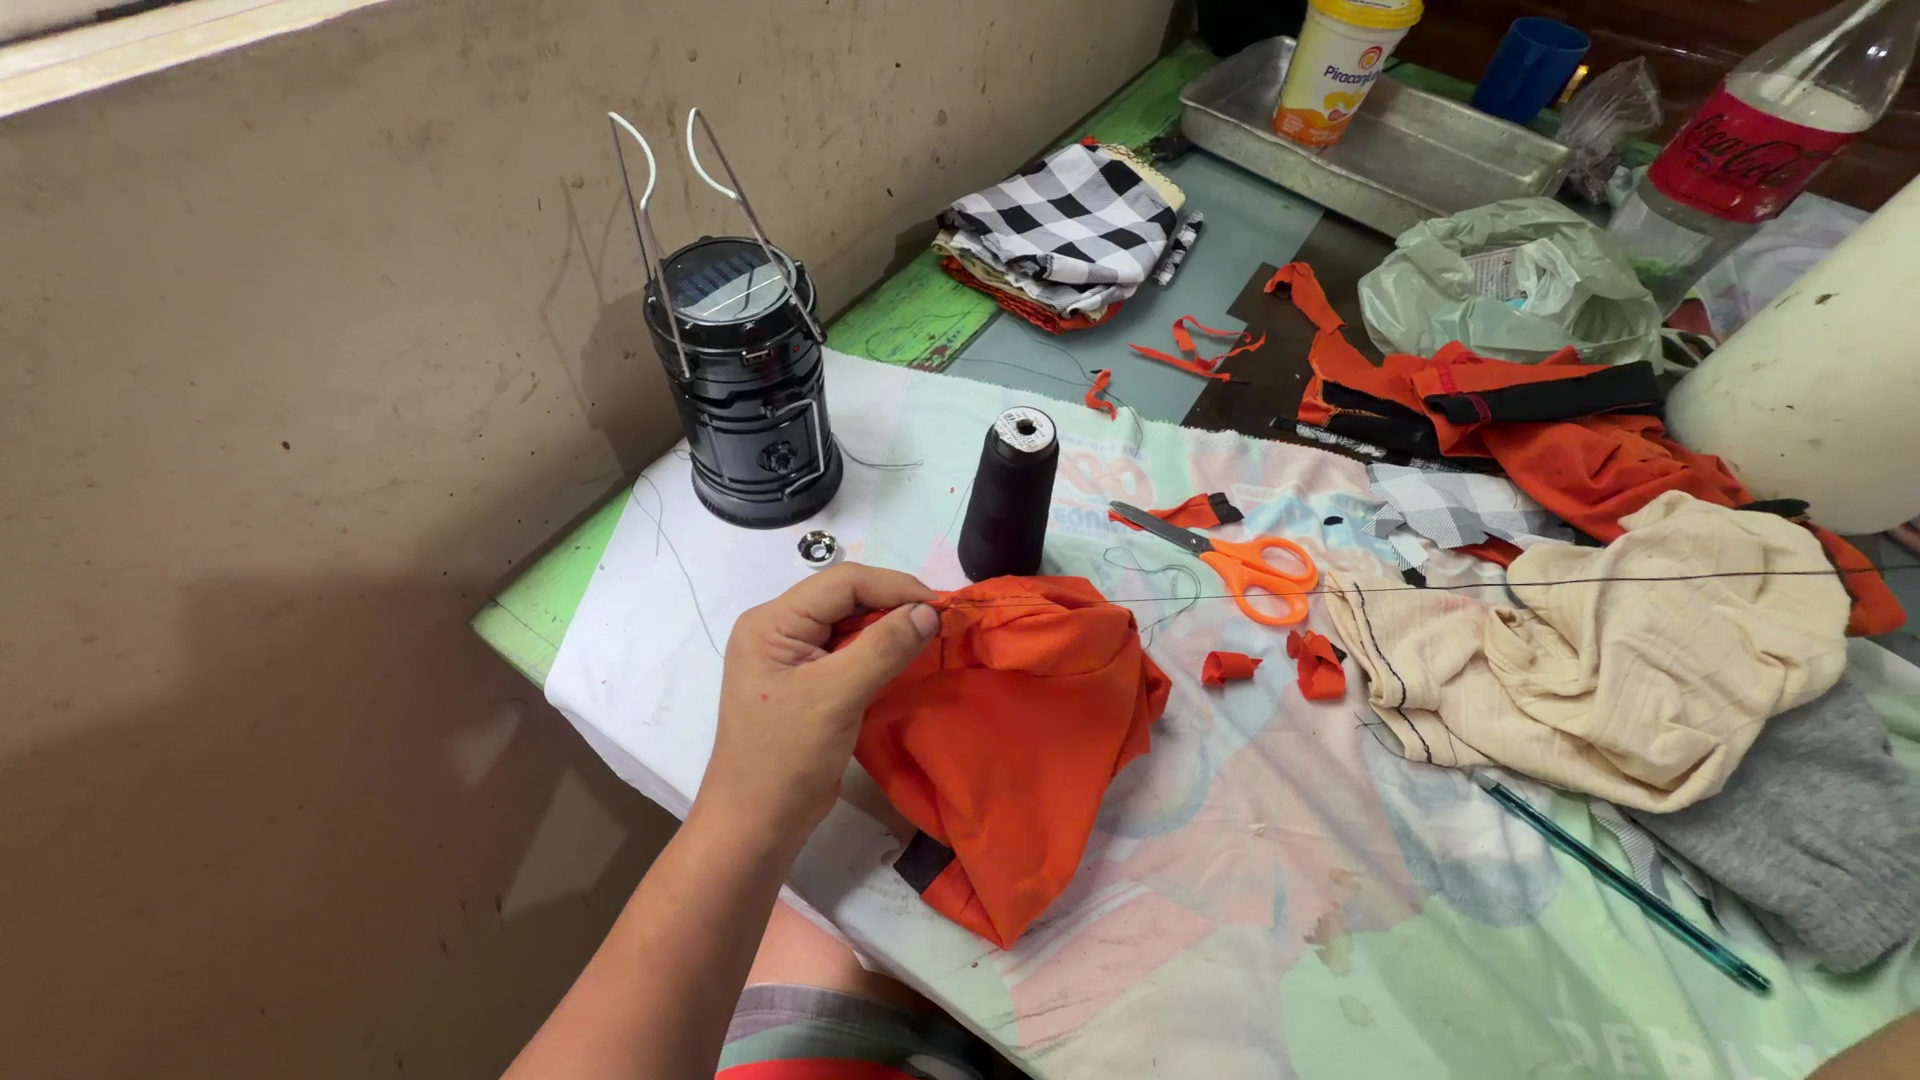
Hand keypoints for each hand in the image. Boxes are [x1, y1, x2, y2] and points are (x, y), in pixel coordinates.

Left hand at [701, 563, 938, 843]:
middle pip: (846, 598)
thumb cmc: (787, 757)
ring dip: (890, 629)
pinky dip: (880, 652)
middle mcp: (778, 629)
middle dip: (894, 606)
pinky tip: (907, 661)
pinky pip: (849, 651)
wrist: (757, 823)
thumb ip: (883, 648)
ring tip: (930, 639)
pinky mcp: (808, 682)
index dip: (894, 587)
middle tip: (939, 623)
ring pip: (851, 624)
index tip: (939, 608)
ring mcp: (792, 657)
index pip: (842, 582)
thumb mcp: (837, 696)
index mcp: (772, 622)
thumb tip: (929, 611)